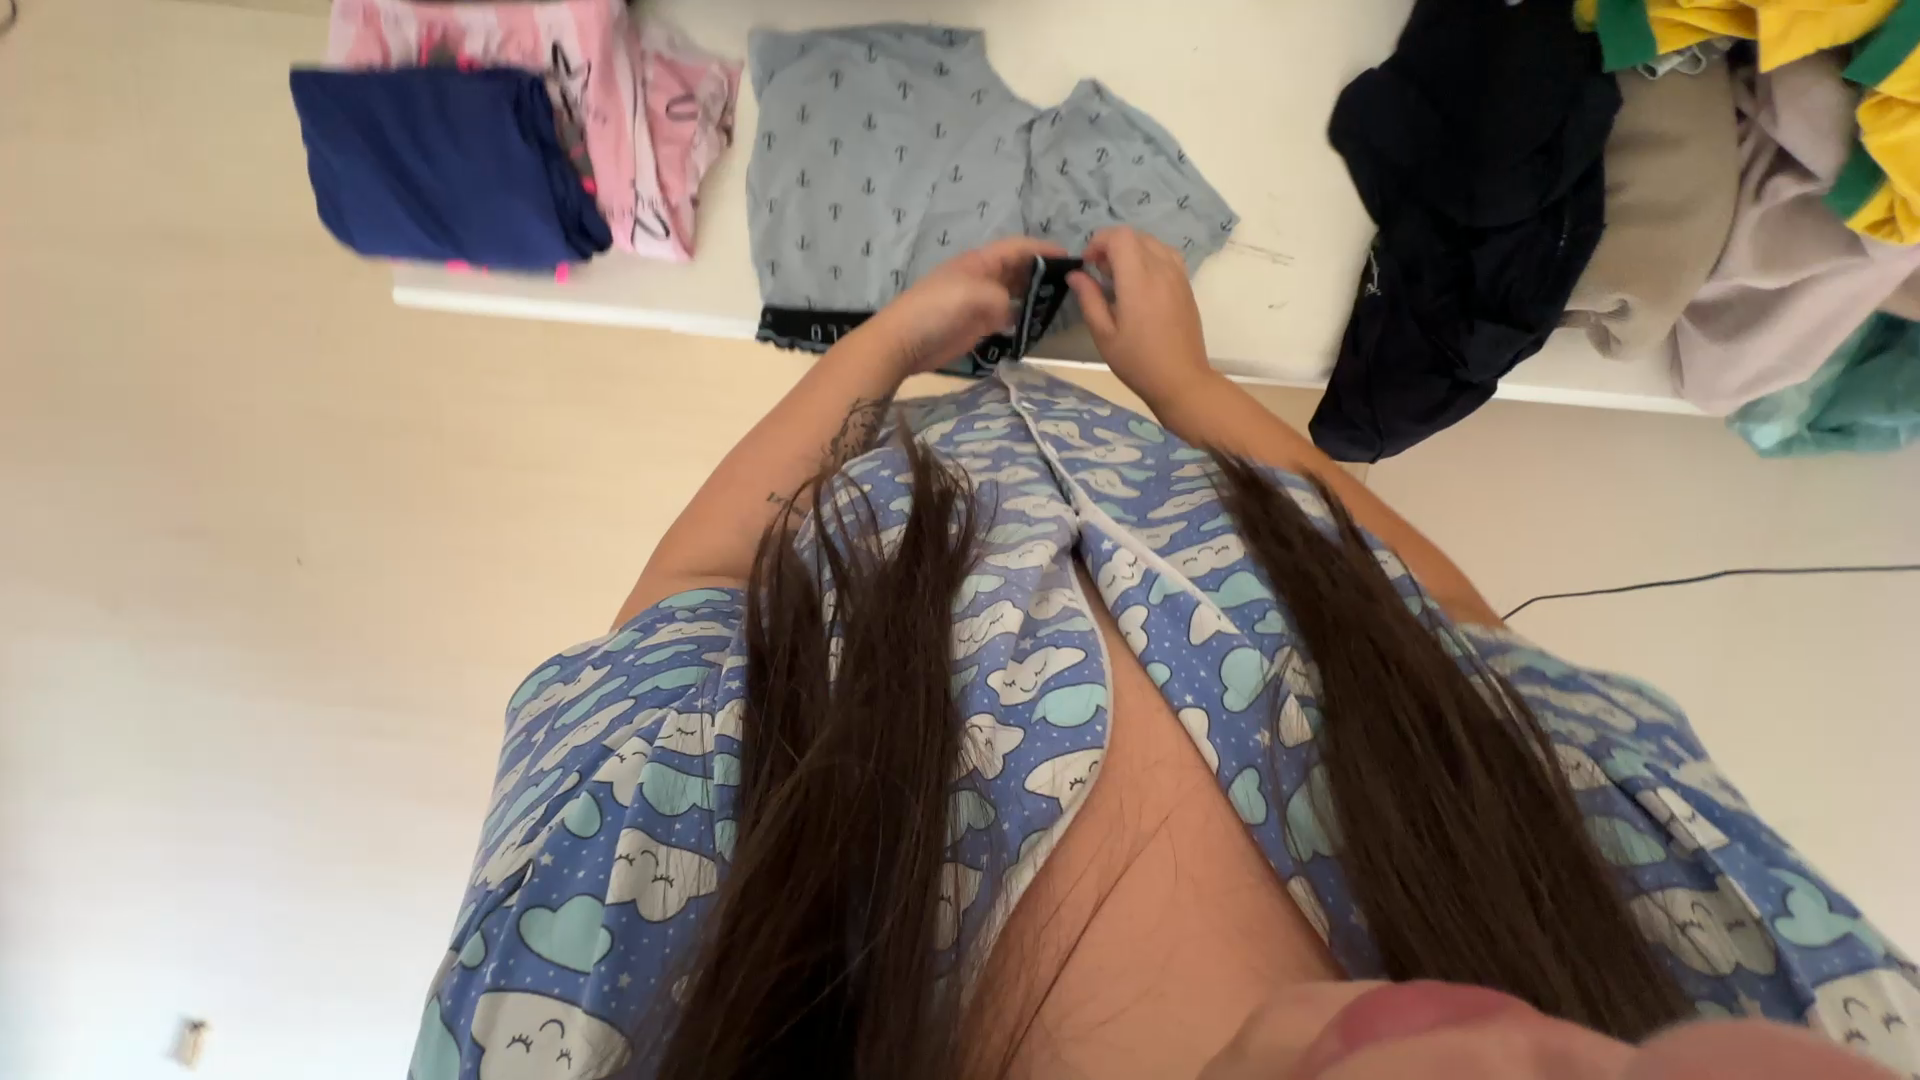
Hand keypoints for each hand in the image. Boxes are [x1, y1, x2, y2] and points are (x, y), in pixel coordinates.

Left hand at [862, 235, 1066, 375]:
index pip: (1017, 248)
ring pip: (1013, 293)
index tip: (1070, 257)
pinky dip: (1020, 318)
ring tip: (1060, 303)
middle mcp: (982, 278)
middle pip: (1018, 269)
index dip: (1043, 249)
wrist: (904, 342)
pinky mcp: (976, 325)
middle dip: (1042, 272)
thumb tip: (1010, 311)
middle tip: (1071, 284)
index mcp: (980, 262)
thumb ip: (1002, 299)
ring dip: (1034, 296)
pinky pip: (1005, 317)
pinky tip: (1036, 324)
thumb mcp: (976, 296)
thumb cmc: (937, 310)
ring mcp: (979, 302)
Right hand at [1067, 227, 1216, 407]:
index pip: (1119, 237)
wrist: (1180, 380)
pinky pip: (1166, 257)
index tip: (1087, 265)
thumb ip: (1089, 299)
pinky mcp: (1186, 286)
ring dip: (1131, 251)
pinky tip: (1139, 285)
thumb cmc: (1137, 362)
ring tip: (1119, 278)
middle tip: (1099, 274)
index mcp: (1139, 280)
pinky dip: (1148, 259)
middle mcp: (1162, 269)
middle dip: (1112, 246)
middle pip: (1136, 236)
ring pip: (1152, 243)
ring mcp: (1178, 276)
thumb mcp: (1104, 334)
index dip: (1099, 242)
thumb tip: (1076, 274)